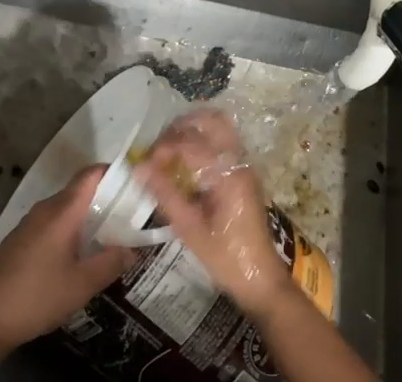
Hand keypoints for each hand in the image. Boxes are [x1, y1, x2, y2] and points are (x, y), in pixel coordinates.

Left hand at [0, 165, 136, 348]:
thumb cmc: (39, 296)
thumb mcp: (82, 285)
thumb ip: (110, 263)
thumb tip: (131, 250)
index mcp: (61, 213)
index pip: (87, 177)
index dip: (109, 172)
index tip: (130, 181)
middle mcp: (44, 210)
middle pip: (76, 192)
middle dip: (102, 199)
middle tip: (126, 217)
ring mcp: (28, 224)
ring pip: (62, 209)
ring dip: (83, 216)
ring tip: (105, 237)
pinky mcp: (18, 239)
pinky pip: (49, 223)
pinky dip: (67, 229)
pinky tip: (74, 254)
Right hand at [137, 108, 291, 315]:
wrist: (262, 281)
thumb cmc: (226, 258)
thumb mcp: (190, 230)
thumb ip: (165, 194)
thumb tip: (139, 168)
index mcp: (228, 174)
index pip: (190, 144)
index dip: (163, 149)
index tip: (145, 164)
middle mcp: (240, 162)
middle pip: (212, 121)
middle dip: (181, 127)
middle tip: (159, 146)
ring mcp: (245, 167)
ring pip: (220, 128)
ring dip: (193, 131)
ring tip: (170, 150)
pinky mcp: (244, 175)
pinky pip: (223, 143)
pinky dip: (203, 143)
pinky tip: (185, 164)